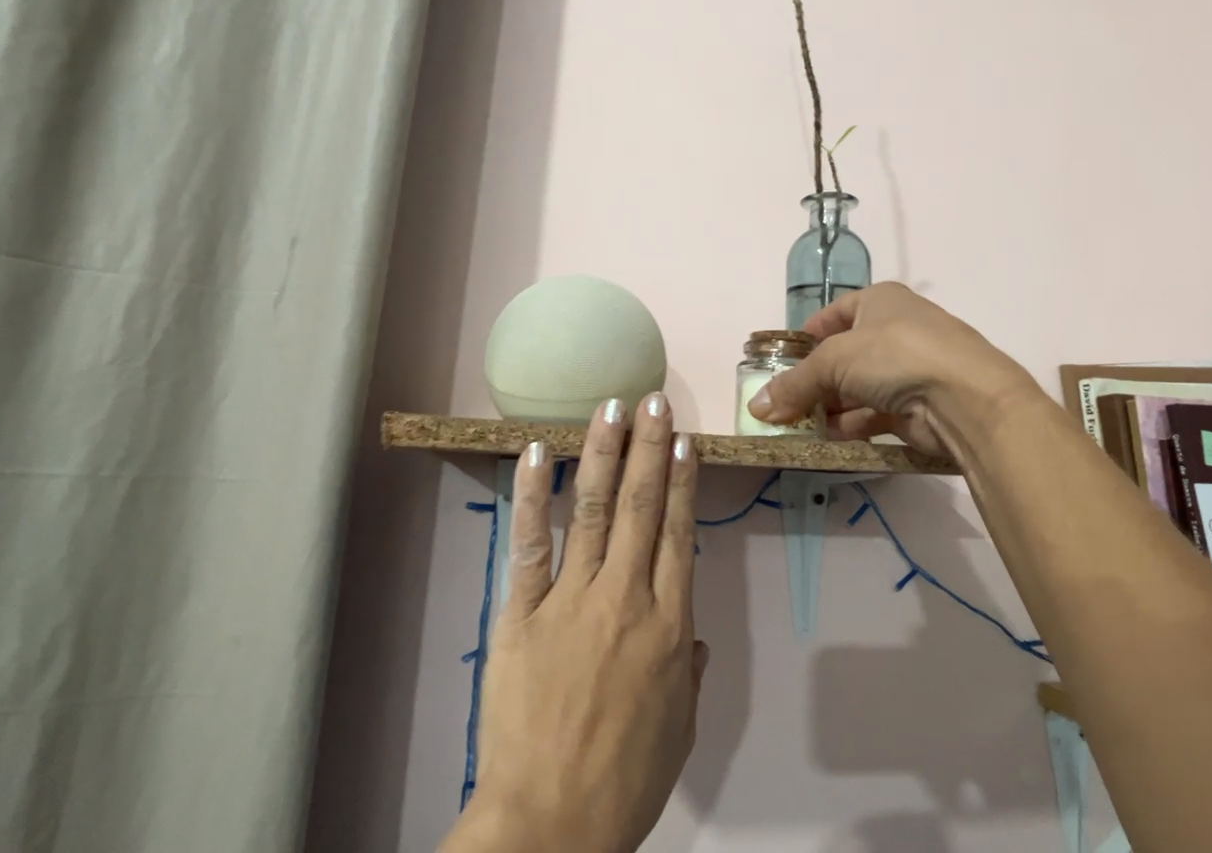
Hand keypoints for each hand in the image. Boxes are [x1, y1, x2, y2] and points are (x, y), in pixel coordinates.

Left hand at [444, 394, 707, 852]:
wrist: (550, 821)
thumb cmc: (624, 781)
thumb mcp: (679, 728)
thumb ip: (687, 672)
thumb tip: (690, 636)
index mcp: (670, 626)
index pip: (679, 534)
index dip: (682, 482)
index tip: (684, 441)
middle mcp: (625, 598)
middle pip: (641, 507)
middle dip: (650, 448)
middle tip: (655, 400)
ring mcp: (571, 600)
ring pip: (591, 509)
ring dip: (602, 453)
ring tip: (612, 407)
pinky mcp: (522, 611)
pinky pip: (529, 542)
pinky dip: (531, 494)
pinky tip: (536, 452)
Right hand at [747, 282, 1041, 454]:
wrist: (965, 398)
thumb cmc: (895, 356)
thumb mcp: (833, 361)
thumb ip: (794, 385)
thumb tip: (757, 407)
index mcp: (880, 301)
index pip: (835, 313)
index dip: (808, 336)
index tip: (782, 361)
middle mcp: (896, 329)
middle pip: (843, 356)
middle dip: (813, 381)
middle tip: (783, 404)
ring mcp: (910, 369)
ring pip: (858, 388)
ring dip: (829, 408)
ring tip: (797, 427)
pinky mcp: (917, 406)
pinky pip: (874, 414)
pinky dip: (851, 425)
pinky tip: (827, 440)